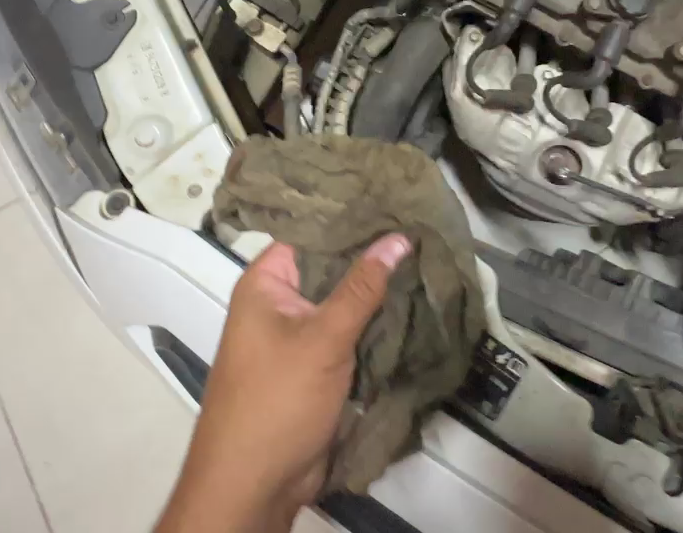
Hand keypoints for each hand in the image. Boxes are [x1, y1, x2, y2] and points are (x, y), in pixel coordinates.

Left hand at [159, 234, 412, 532]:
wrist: (254, 488)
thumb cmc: (276, 403)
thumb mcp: (323, 339)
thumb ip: (362, 287)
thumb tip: (399, 237)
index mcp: (267, 282)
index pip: (313, 230)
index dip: (352, 214)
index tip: (395, 195)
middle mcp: (281, 300)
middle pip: (332, 264)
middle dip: (373, 251)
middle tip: (421, 222)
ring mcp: (300, 333)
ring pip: (345, 298)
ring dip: (379, 287)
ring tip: (428, 250)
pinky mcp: (317, 362)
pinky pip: (350, 329)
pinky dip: (376, 319)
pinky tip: (414, 296)